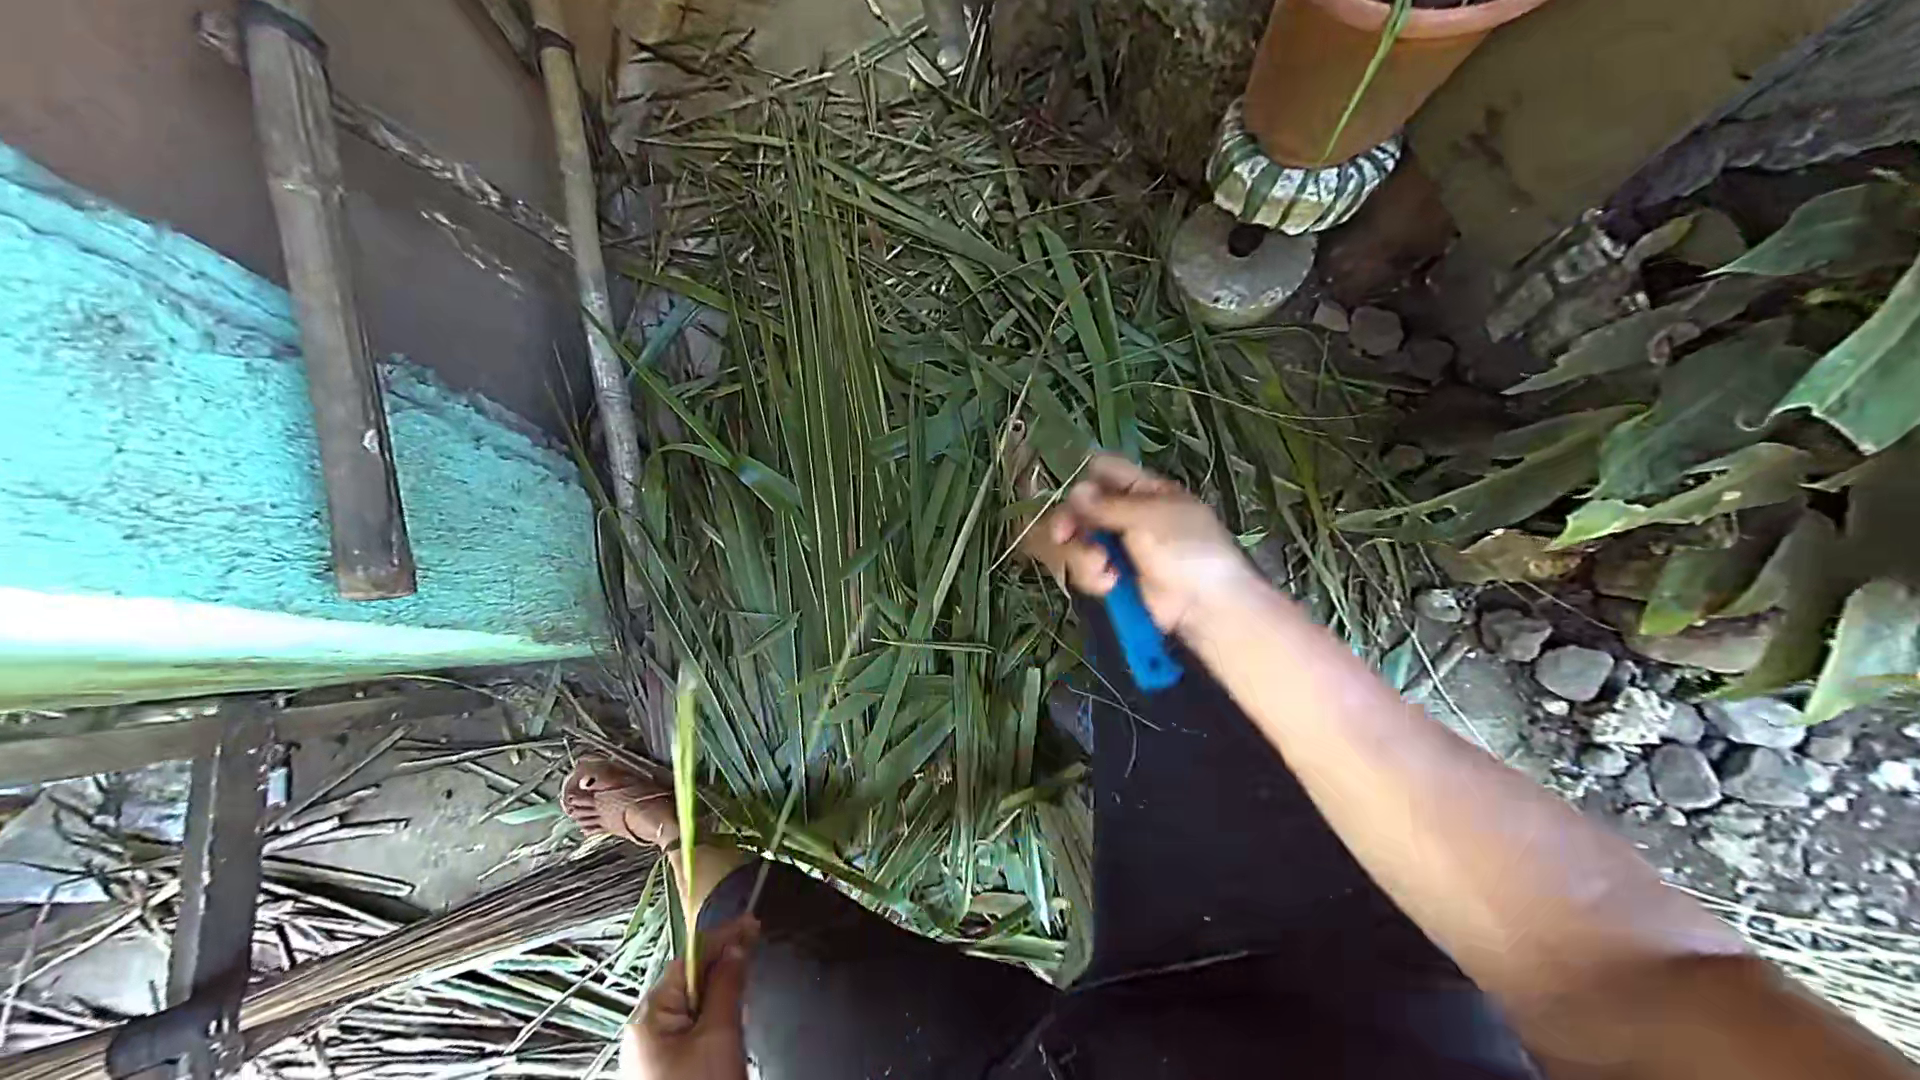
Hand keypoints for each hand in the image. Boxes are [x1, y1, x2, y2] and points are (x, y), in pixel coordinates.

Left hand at [621, 916, 758, 1079]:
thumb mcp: (719, 1034)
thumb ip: (727, 984)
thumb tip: (737, 946)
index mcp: (649, 1016)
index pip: (689, 958)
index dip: (723, 937)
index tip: (753, 922)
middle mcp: (646, 1030)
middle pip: (689, 980)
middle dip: (723, 964)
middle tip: (755, 947)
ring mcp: (654, 1054)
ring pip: (693, 1004)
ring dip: (721, 991)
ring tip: (746, 985)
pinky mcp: (667, 1071)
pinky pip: (692, 1028)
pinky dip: (715, 1016)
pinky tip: (733, 1018)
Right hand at [1046, 455, 1262, 638]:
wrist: (1204, 605)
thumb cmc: (1189, 549)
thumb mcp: (1151, 517)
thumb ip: (1109, 505)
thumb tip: (1074, 490)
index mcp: (1143, 491)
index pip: (1104, 472)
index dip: (1086, 480)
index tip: (1078, 497)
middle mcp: (1123, 516)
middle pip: (1078, 508)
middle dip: (1069, 522)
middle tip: (1063, 536)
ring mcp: (1114, 549)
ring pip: (1073, 541)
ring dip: (1081, 555)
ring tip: (1102, 569)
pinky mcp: (1108, 578)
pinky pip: (1082, 570)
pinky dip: (1091, 577)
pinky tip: (1109, 585)